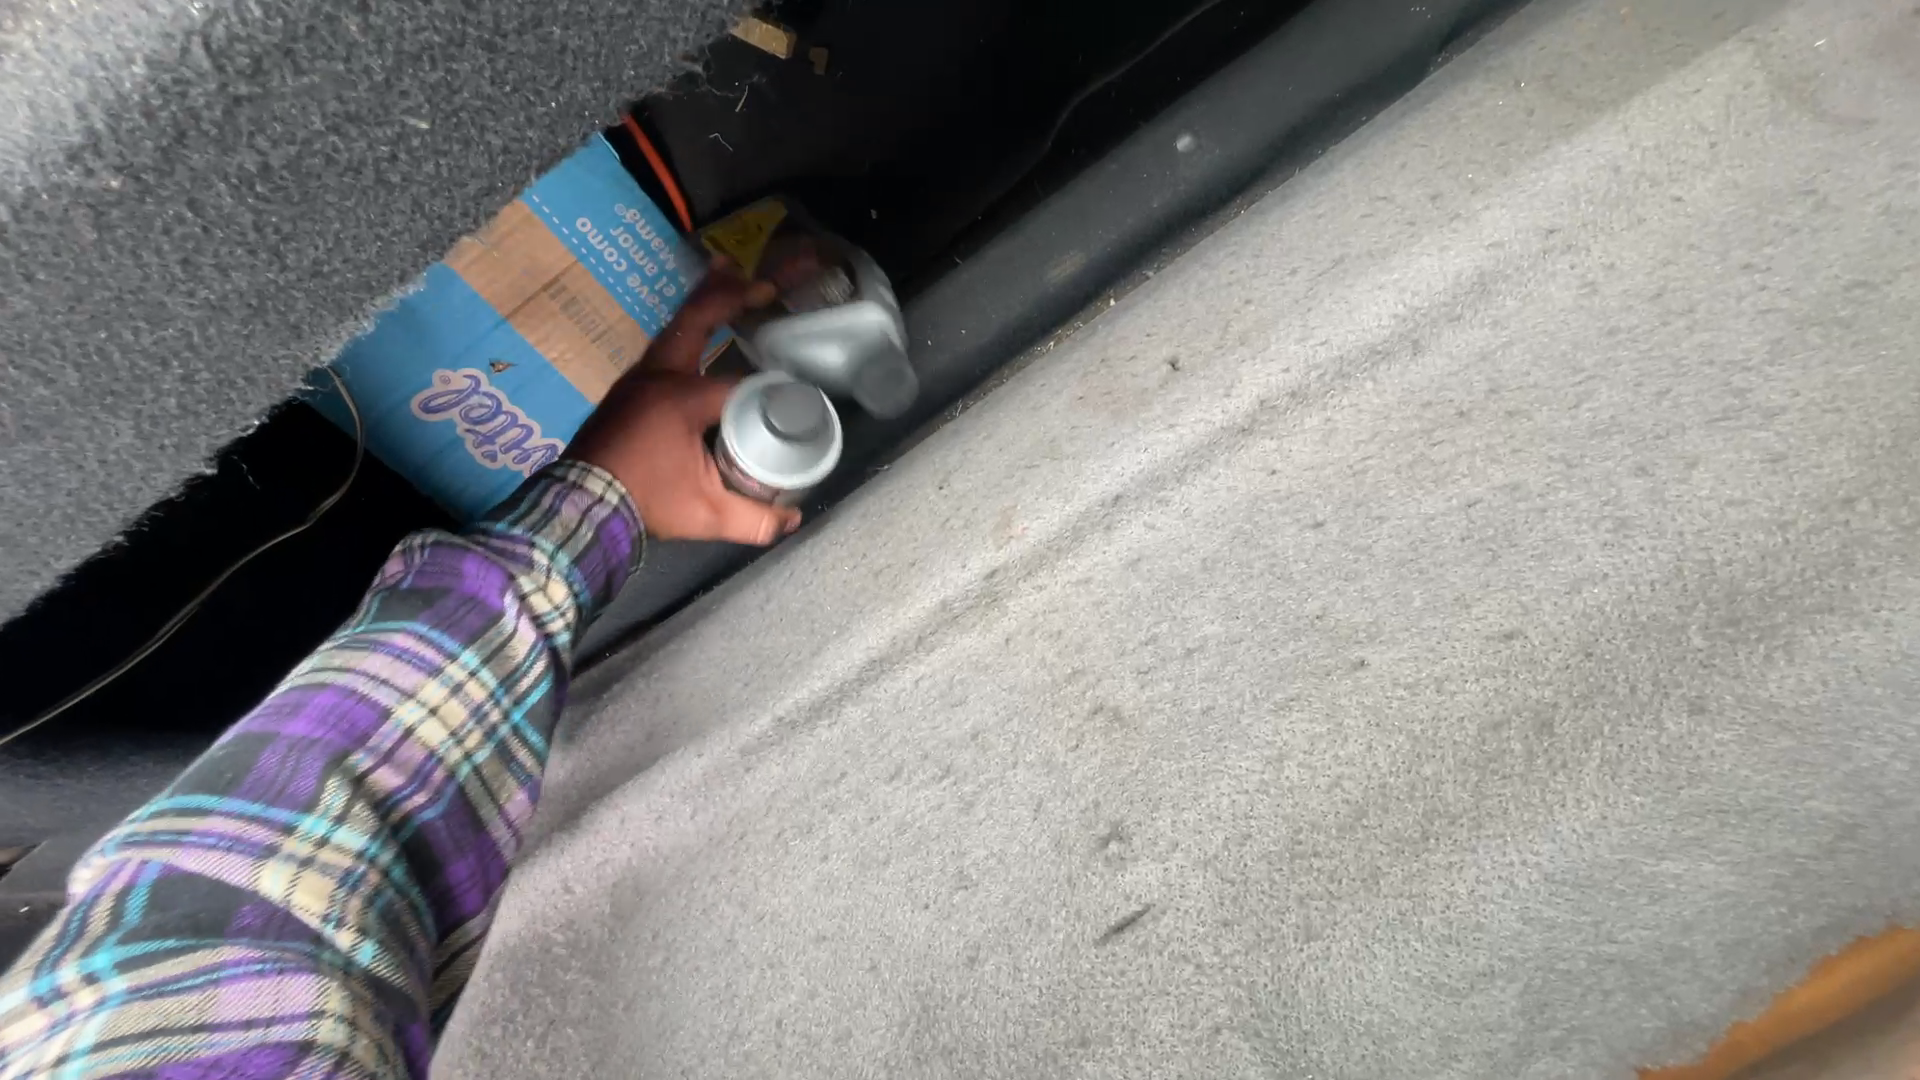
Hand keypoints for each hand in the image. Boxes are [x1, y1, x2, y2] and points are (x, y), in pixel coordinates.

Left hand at [566, 262, 801, 545]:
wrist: (580, 506)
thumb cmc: (644, 501)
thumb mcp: (707, 515)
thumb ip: (756, 519)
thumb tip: (793, 521)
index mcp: (684, 398)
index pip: (741, 387)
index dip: (771, 394)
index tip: (793, 401)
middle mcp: (659, 377)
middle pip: (699, 322)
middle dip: (729, 297)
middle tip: (760, 280)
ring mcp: (639, 380)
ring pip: (678, 330)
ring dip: (704, 306)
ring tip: (726, 278)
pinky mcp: (629, 391)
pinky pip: (665, 347)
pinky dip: (686, 329)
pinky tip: (697, 333)